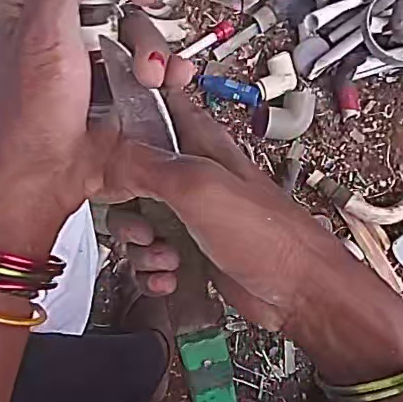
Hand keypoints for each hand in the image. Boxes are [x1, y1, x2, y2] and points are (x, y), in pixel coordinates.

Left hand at [0, 0, 167, 255]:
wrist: (49, 179)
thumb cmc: (30, 115)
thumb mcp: (44, 30)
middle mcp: (69, 13)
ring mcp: (98, 47)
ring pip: (143, 14)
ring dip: (151, 42)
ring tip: (143, 73)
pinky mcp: (123, 78)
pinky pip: (158, 55)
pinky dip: (169, 66)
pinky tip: (167, 81)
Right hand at [102, 92, 402, 385]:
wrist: (297, 293)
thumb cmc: (271, 237)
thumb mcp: (202, 188)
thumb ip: (147, 166)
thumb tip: (105, 159)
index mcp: (198, 145)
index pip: (153, 108)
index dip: (126, 118)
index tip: (109, 145)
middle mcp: (191, 177)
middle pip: (128, 178)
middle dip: (126, 209)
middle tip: (146, 224)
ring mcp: (189, 216)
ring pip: (135, 225)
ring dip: (143, 249)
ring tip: (169, 257)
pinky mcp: (189, 251)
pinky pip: (149, 259)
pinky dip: (154, 273)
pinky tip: (174, 275)